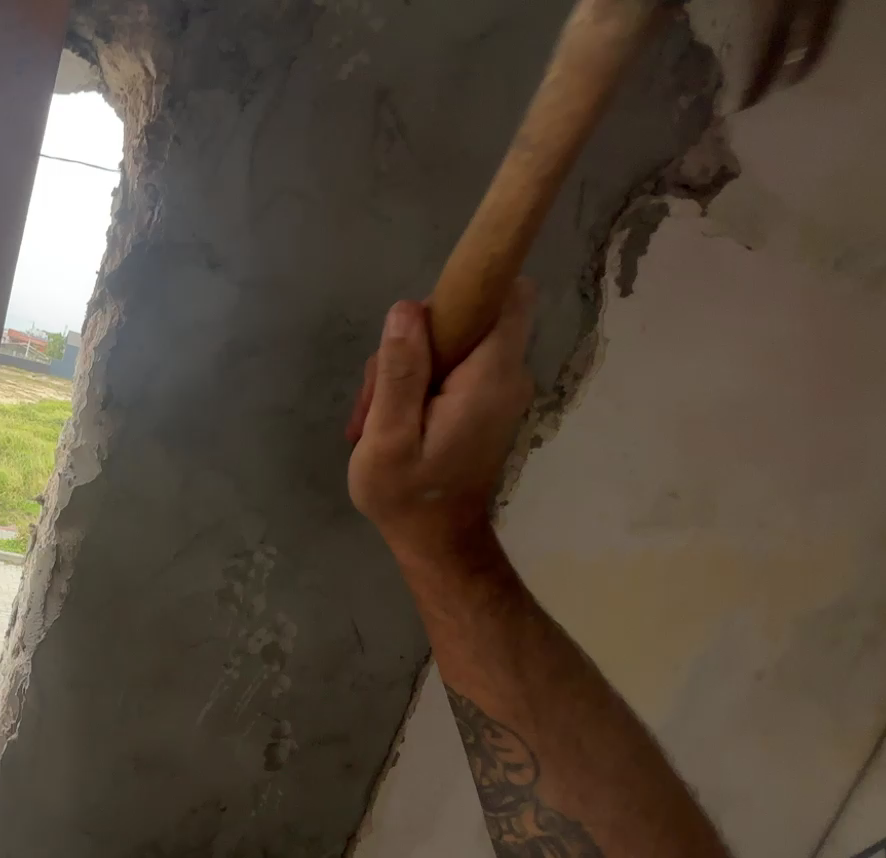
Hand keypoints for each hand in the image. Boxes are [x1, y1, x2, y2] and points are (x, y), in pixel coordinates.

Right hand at [347, 280, 536, 571]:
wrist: (435, 541)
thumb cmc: (407, 495)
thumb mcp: (388, 436)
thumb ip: (399, 372)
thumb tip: (405, 308)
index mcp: (488, 379)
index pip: (508, 296)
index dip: (468, 289)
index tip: (419, 320)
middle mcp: (506, 377)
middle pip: (466, 321)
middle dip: (414, 344)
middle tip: (378, 395)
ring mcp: (498, 391)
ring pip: (452, 345)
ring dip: (406, 371)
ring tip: (376, 419)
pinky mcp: (484, 404)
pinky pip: (451, 370)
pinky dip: (418, 386)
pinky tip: (391, 423)